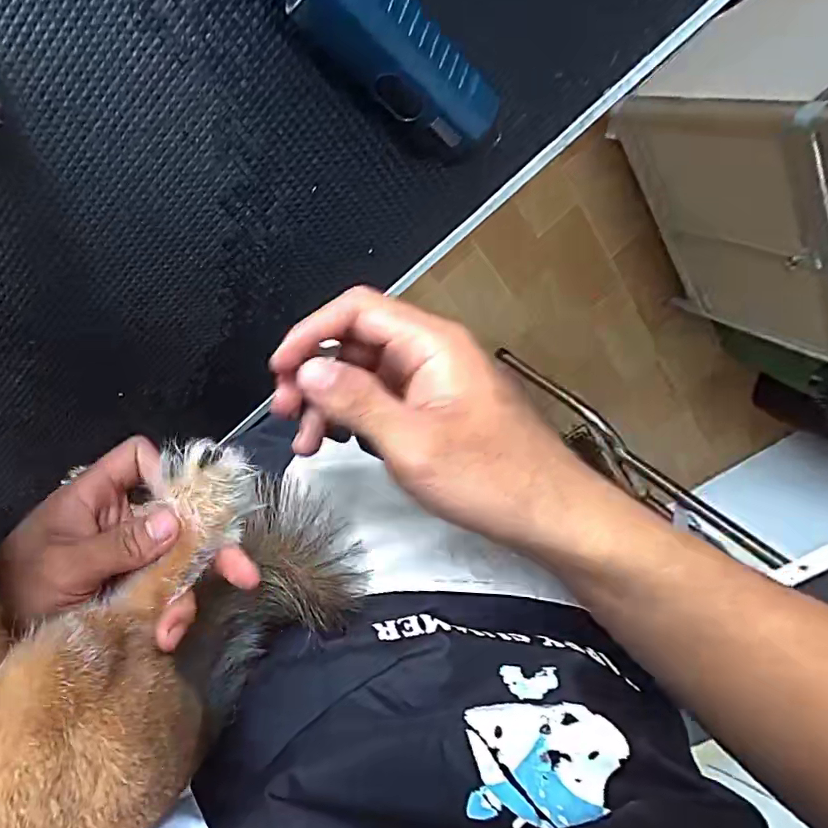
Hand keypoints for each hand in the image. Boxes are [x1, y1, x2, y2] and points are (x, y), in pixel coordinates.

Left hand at [0, 436, 259, 650]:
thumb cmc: (19, 586)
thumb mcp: (65, 564)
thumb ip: (117, 545)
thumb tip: (173, 521)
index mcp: (94, 496)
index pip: (137, 459)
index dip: (165, 472)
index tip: (182, 508)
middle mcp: (117, 521)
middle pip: (174, 516)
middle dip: (210, 545)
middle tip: (243, 572)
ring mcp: (127, 559)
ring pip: (176, 563)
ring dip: (184, 595)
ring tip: (170, 629)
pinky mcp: (130, 593)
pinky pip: (163, 597)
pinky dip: (168, 617)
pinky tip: (161, 639)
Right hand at [268, 287, 618, 553]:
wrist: (547, 516)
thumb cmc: (495, 481)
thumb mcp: (412, 442)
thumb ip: (356, 401)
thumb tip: (309, 370)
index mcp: (432, 346)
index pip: (356, 311)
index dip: (309, 333)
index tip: (280, 368)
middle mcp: (429, 355)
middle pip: (352, 342)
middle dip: (311, 372)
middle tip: (285, 408)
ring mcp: (427, 383)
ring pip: (358, 374)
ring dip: (323, 401)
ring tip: (304, 438)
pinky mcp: (426, 408)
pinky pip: (374, 400)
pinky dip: (346, 418)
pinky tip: (332, 442)